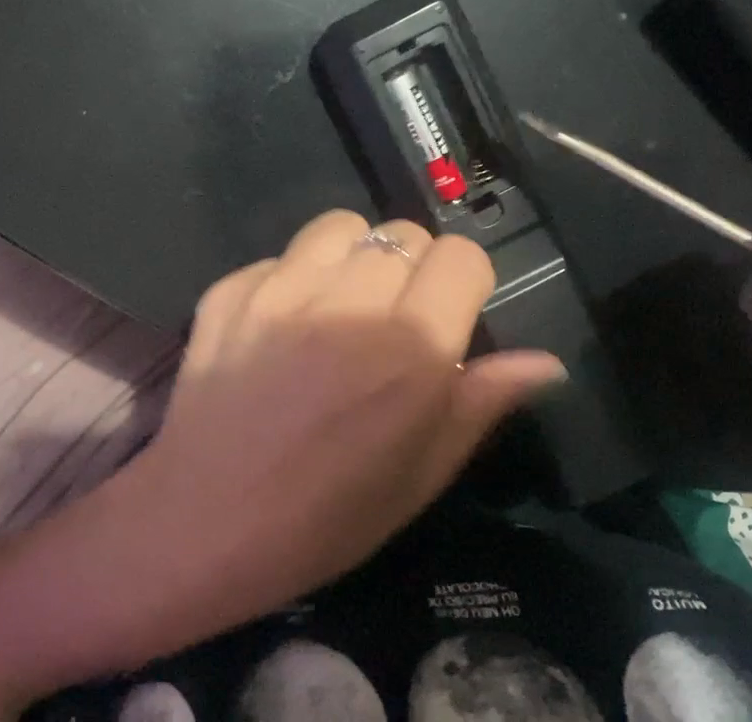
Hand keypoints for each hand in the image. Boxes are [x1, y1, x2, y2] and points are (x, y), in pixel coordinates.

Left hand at [124, 210, 565, 632]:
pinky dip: (289, 279)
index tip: (449, 316)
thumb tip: (545, 360)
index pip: (462, 256)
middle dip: (412, 269)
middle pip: (404, 233)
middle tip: (391, 319)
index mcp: (411, 346)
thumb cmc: (328, 517)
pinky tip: (278, 327)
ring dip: (352, 256)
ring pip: (340, 226)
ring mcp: (280, 288)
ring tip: (339, 304)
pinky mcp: (228, 290)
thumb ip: (481, 402)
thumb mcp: (422, 475)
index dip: (463, 283)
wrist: (206, 525)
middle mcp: (350, 300)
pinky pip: (277, 257)